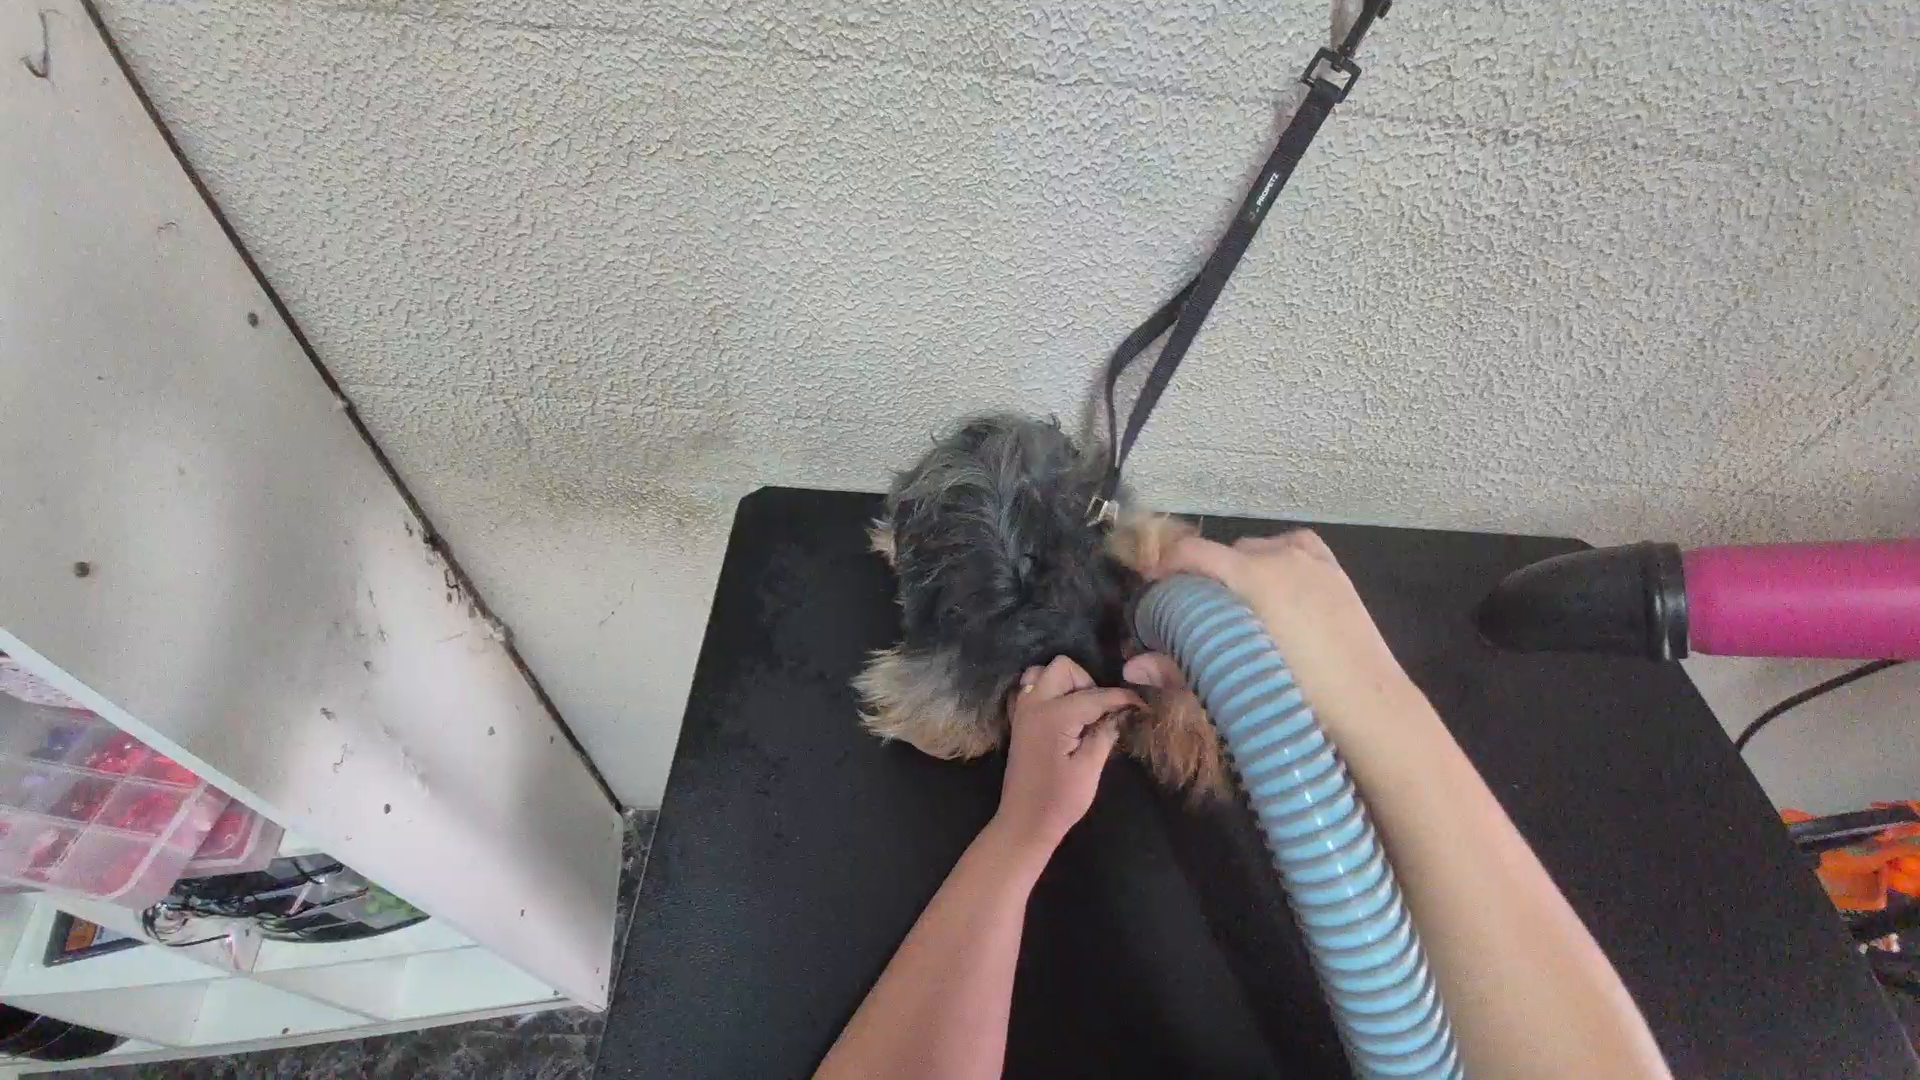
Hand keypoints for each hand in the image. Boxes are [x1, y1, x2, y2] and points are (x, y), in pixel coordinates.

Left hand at [991, 656, 1135, 853]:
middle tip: (1101, 711)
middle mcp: (1034, 703)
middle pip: (1064, 668)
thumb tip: (1123, 712)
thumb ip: (1105, 733)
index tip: (1142, 704)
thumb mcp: (1090, 768)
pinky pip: (1031, 687)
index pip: (1095, 695)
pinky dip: (1049, 691)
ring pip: (1044, 672)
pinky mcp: (1019, 718)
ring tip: (1082, 710)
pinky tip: (1064, 714)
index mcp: (1054, 715)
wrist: (1024, 820)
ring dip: (1066, 683)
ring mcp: (1022, 709)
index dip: (1122, 698)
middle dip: (1087, 682)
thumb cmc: (1060, 800)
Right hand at [1148, 530, 1419, 734]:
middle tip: (1194, 609)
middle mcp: (1279, 555)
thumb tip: (1131, 669)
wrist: (1369, 706)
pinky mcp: (1334, 569)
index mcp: (1251, 575)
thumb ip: (1177, 668)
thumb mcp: (1232, 678)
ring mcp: (1311, 559)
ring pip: (1256, 549)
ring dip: (1237, 569)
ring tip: (1235, 603)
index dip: (1164, 566)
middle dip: (1202, 575)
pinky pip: (1292, 548)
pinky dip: (1275, 559)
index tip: (1151, 587)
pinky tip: (1274, 584)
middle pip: (1223, 552)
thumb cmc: (1296, 694)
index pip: (1192, 552)